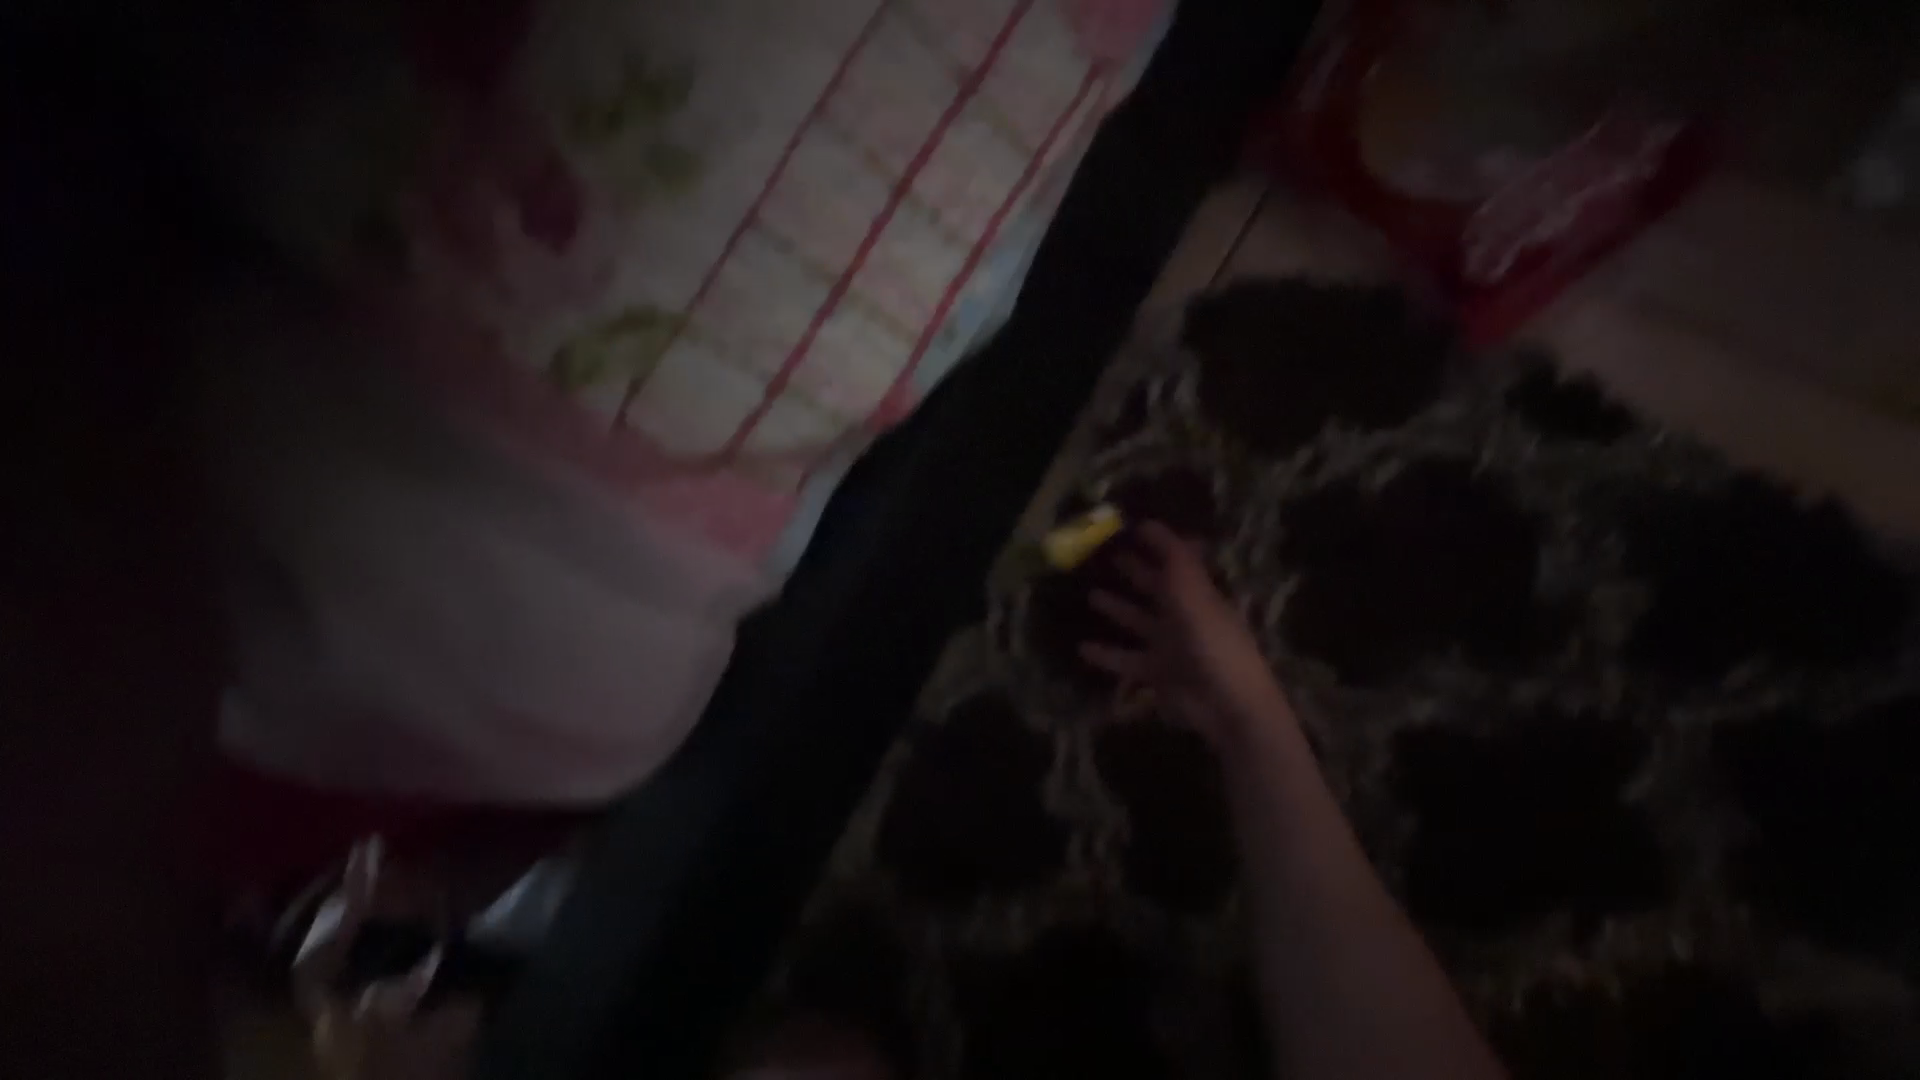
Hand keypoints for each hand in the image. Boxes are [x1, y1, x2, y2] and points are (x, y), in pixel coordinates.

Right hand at [1079, 522, 1295, 745]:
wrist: (1230, 706)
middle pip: (1156, 588)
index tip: (1132, 527)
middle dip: (1135, 571)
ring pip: (1139, 622)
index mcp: (1198, 595)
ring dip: (1118, 609)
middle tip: (1106, 555)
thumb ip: (1174, 562)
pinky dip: (1106, 654)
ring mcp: (1170, 647)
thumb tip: (1152, 524)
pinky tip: (1082, 647)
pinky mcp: (1158, 674)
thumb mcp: (1195, 597)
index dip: (1158, 544)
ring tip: (1091, 595)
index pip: (1177, 561)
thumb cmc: (1215, 645)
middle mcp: (1184, 617)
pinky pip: (1127, 660)